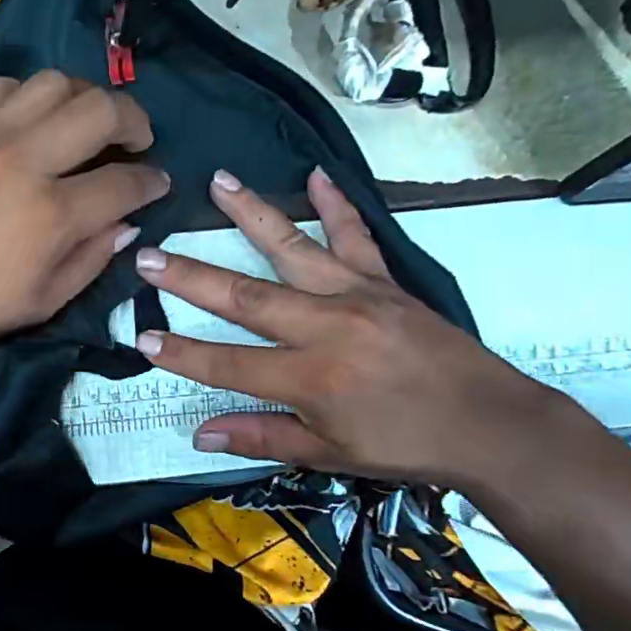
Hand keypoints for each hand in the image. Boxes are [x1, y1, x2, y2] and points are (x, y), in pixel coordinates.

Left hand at [0, 72, 168, 351]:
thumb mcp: (45, 301)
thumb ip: (94, 258)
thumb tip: (128, 222)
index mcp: (52, 214)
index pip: (124, 182)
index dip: (152, 182)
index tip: (158, 184)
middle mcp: (24, 160)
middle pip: (100, 110)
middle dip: (134, 119)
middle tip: (137, 140)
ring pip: (54, 83)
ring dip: (85, 98)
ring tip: (88, 122)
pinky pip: (2, 85)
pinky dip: (28, 94)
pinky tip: (31, 118)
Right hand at [133, 167, 580, 492]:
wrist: (489, 423)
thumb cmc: (404, 445)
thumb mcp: (329, 454)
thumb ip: (262, 438)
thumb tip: (200, 434)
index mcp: (309, 378)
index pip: (227, 365)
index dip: (182, 354)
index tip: (141, 337)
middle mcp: (326, 327)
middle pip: (245, 298)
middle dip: (191, 277)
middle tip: (149, 254)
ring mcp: (357, 296)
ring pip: (294, 249)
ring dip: (252, 215)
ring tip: (218, 182)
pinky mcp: (385, 282)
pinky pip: (357, 237)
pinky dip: (336, 206)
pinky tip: (315, 175)